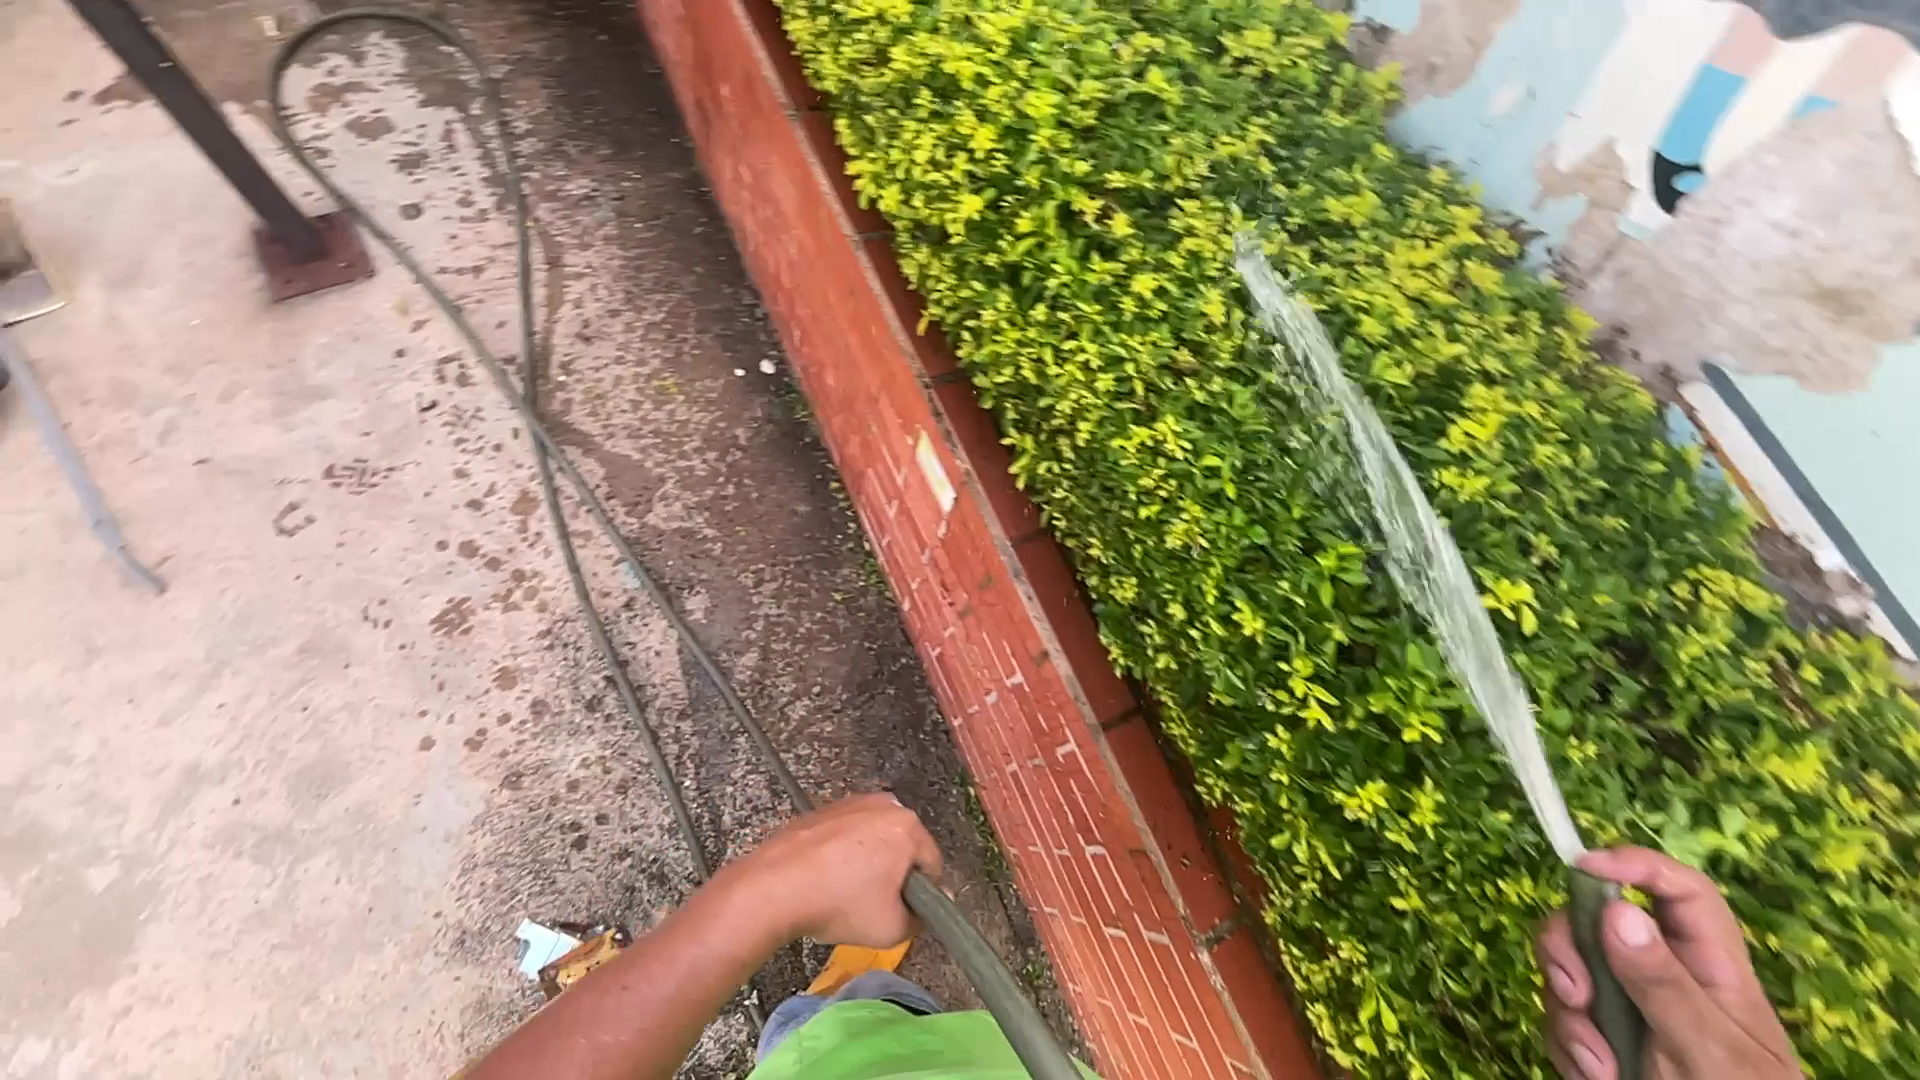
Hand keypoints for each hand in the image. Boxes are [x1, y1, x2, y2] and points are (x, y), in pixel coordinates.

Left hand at [719, 793, 942, 947]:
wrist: (776, 885)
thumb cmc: (840, 903)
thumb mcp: (892, 929)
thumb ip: (919, 920)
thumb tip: (921, 911)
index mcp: (909, 826)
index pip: (932, 865)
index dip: (922, 896)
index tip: (902, 913)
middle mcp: (884, 804)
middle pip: (903, 848)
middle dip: (894, 876)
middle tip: (874, 905)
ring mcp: (851, 803)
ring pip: (874, 841)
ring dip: (868, 864)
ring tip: (845, 894)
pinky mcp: (824, 809)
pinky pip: (847, 836)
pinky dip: (843, 855)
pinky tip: (826, 879)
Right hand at [1535, 847, 1799, 1079]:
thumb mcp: (1710, 1053)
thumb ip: (1663, 984)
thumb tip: (1615, 909)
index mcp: (1711, 969)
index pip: (1681, 892)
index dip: (1636, 864)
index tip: (1584, 867)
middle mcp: (1662, 974)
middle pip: (1594, 921)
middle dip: (1568, 951)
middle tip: (1572, 992)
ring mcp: (1627, 1003)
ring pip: (1567, 969)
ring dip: (1568, 1014)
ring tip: (1598, 1067)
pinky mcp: (1598, 1032)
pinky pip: (1557, 1013)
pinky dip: (1566, 1044)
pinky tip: (1593, 1076)